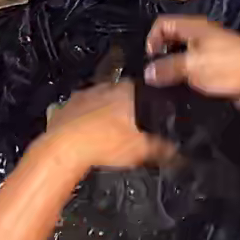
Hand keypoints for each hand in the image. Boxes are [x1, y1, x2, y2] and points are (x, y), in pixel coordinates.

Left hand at [40, 81, 174, 172]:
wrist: (65, 150)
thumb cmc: (102, 144)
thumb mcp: (142, 150)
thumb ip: (162, 148)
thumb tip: (176, 151)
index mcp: (125, 91)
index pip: (143, 88)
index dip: (148, 102)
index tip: (149, 113)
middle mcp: (103, 88)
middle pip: (119, 93)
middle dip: (124, 108)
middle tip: (129, 127)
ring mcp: (81, 97)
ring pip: (96, 100)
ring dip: (101, 112)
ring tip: (107, 133)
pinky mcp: (63, 109)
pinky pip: (75, 111)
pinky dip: (79, 120)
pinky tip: (83, 134)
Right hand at [144, 16, 239, 110]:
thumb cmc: (228, 68)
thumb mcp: (191, 67)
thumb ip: (167, 68)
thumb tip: (148, 73)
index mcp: (195, 26)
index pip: (163, 24)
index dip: (152, 39)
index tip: (150, 59)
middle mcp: (205, 34)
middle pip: (175, 38)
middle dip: (163, 54)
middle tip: (159, 73)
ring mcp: (216, 49)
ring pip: (188, 54)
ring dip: (178, 67)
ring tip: (173, 84)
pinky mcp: (225, 65)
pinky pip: (201, 67)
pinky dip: (192, 76)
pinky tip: (191, 89)